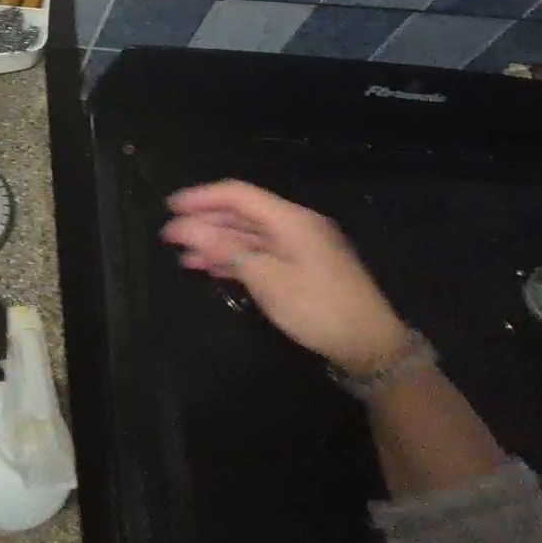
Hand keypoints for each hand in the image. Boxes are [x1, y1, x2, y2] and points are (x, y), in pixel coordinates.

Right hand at [162, 180, 410, 375]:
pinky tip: (211, 269)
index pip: (237, 195)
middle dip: (204, 222)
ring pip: (248, 235)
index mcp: (290, 219)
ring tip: (184, 256)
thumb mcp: (267, 279)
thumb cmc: (318, 308)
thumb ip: (225, 249)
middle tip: (170, 235)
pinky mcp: (301, 267)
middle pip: (241, 214)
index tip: (170, 207)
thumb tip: (186, 228)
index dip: (201, 197)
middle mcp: (294, 225)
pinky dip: (233, 258)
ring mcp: (299, 247)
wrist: (371, 347)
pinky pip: (259, 252)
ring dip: (215, 242)